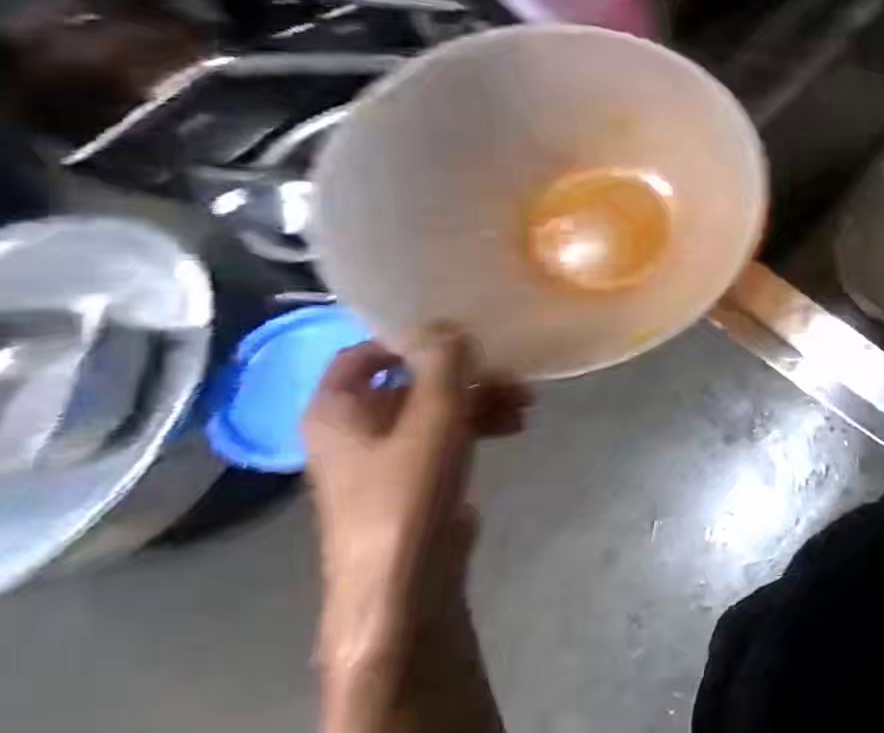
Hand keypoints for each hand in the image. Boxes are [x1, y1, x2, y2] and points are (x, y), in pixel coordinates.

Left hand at [303, 328, 527, 710]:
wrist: (404, 581)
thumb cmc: (408, 492)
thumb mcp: (435, 417)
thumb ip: (443, 364)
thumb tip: (446, 324)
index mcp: (337, 410)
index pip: (364, 351)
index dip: (410, 337)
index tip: (463, 332)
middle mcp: (352, 428)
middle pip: (410, 379)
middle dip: (465, 372)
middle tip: (511, 371)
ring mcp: (382, 456)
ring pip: (434, 406)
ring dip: (480, 397)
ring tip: (525, 404)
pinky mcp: (410, 478)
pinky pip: (444, 434)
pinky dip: (477, 423)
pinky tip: (513, 428)